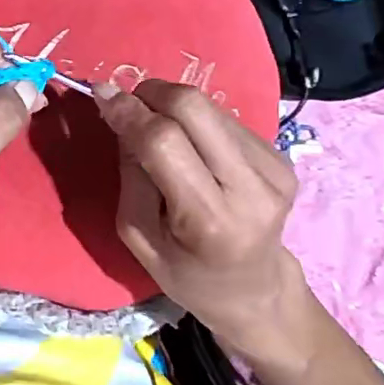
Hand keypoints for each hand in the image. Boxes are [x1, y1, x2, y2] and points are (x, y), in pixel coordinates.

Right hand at [94, 79, 307, 355]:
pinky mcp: (281, 155)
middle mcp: (251, 188)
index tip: (102, 95)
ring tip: (161, 132)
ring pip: (209, 105)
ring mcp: (273, 168)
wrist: (255, 290)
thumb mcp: (138, 234)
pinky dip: (195, 120)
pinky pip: (224, 117)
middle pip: (194, 107)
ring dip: (173, 107)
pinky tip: (193, 146)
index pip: (164, 142)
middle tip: (131, 106)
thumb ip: (131, 172)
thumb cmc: (186, 272)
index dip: (129, 112)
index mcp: (210, 220)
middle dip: (152, 94)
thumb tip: (120, 111)